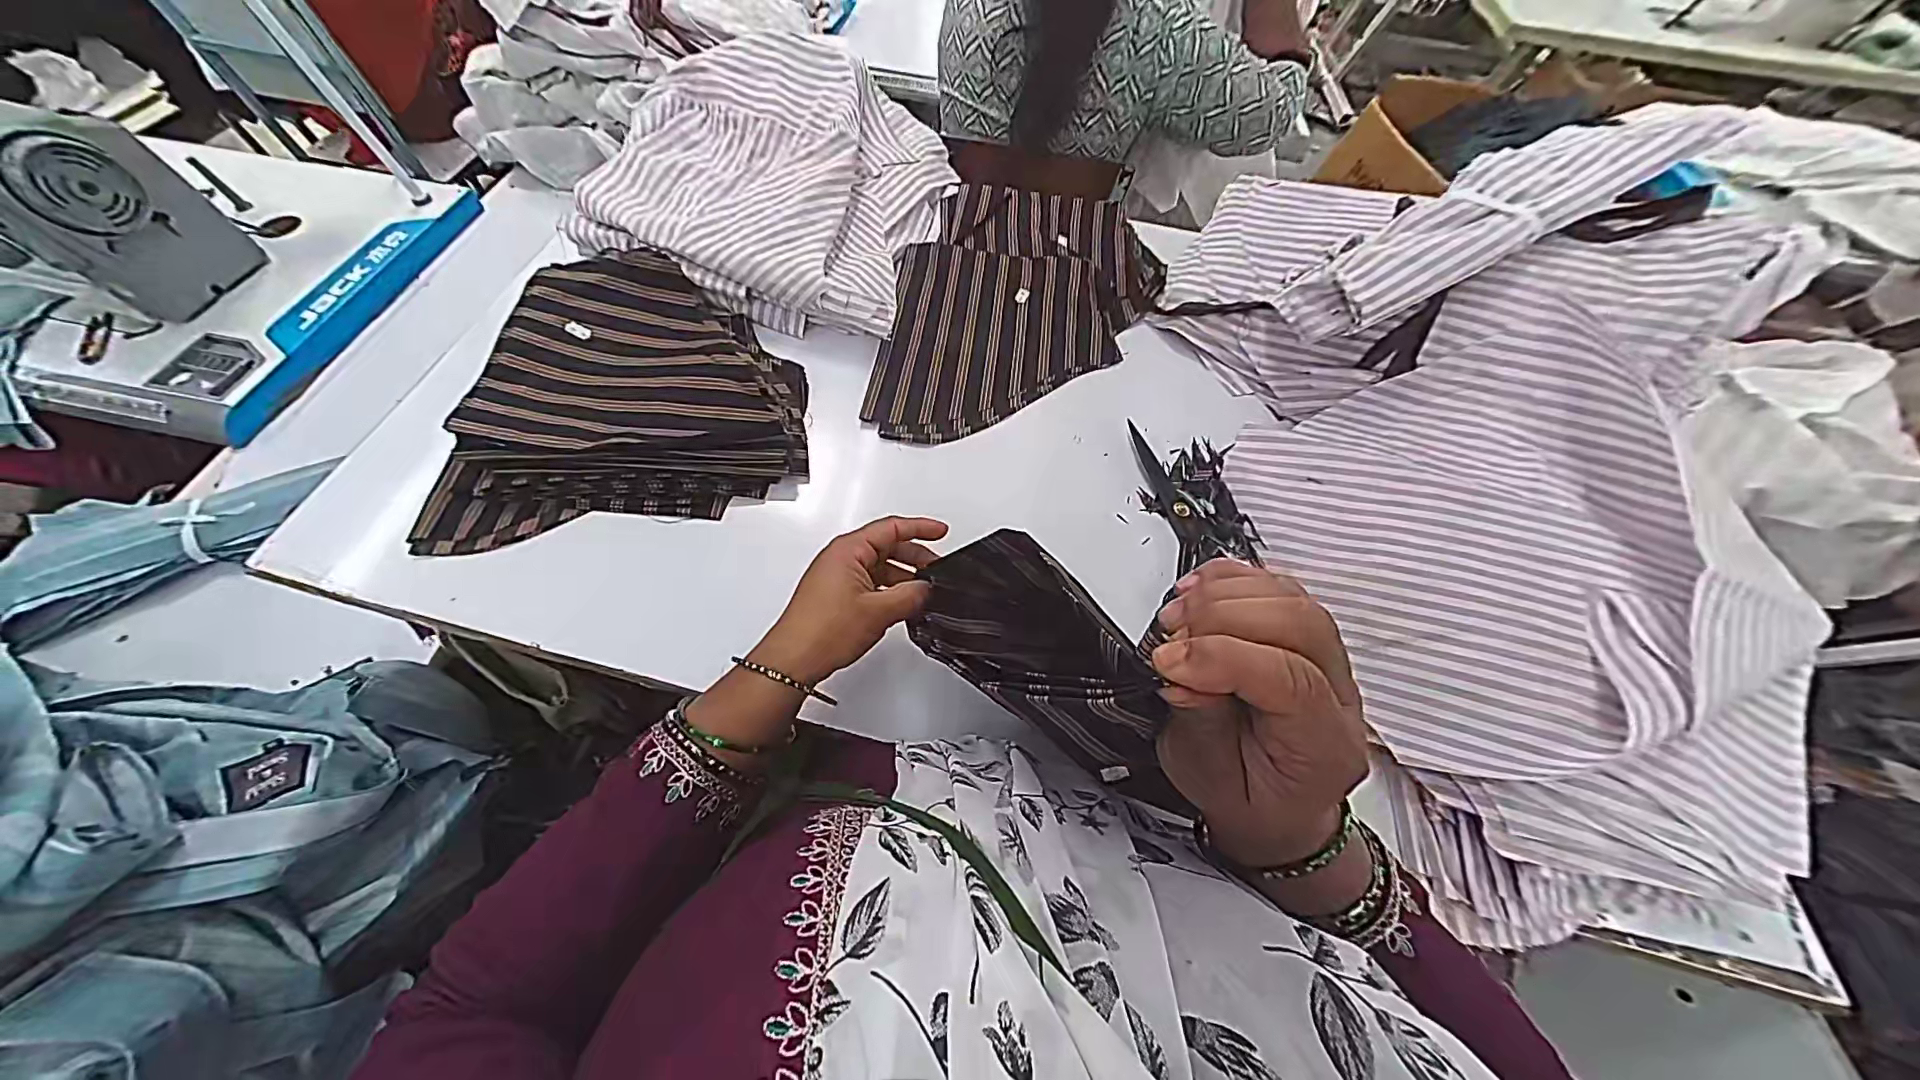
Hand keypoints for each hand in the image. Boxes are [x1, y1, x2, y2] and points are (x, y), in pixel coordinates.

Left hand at [750, 516, 949, 684]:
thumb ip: (910, 595)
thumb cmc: (820, 631)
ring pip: (879, 566)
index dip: (920, 528)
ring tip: (921, 590)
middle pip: (886, 546)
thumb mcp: (879, 611)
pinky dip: (889, 589)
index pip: (892, 528)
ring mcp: (837, 576)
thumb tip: (925, 589)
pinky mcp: (836, 593)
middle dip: (915, 556)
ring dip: (902, 576)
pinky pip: (870, 582)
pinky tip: (901, 603)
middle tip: (935, 567)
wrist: (794, 660)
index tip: (939, 531)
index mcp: (848, 550)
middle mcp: (840, 558)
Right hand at [1152, 559, 1367, 867]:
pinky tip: (1197, 592)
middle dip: (1221, 617)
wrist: (1272, 801)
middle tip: (1171, 635)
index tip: (1167, 662)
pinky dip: (1231, 579)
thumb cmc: (1249, 797)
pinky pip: (1276, 585)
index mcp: (1325, 745)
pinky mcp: (1300, 632)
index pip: (1291, 680)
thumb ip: (1199, 721)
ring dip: (1223, 594)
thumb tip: (1178, 669)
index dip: (1222, 659)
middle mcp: (1339, 695)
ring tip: (1177, 616)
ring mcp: (1327, 658)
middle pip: (1299, 624)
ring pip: (1291, 596)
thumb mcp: (1209, 778)